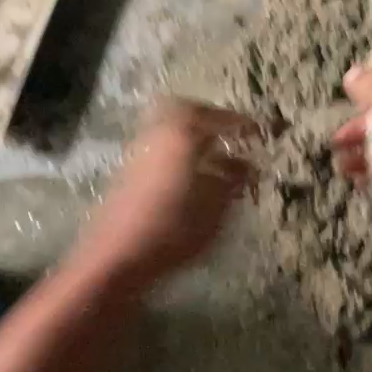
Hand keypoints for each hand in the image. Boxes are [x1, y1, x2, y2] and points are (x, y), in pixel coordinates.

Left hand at [83, 99, 256, 283]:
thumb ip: (233, 182)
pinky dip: (179, 158)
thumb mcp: (216, 207)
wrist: (116, 257)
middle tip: (230, 136)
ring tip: (217, 163)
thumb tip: (247, 167)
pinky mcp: (127, 176)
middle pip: (183, 114)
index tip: (255, 131)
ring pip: (170, 134)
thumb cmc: (173, 228)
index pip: (213, 115)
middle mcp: (156, 137)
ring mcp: (138, 155)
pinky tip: (194, 183)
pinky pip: (160, 153)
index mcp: (181, 137)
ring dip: (193, 141)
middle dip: (209, 121)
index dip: (236, 121)